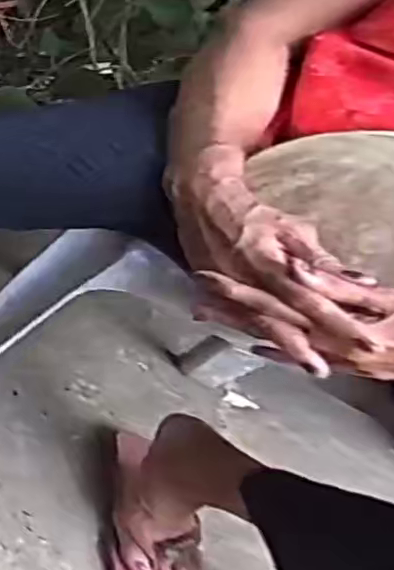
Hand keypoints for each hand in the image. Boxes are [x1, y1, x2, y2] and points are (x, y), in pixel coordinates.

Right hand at [171, 152, 392, 370]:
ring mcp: (218, 280)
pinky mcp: (204, 280)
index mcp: (263, 262)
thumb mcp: (292, 230)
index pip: (308, 298)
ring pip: (251, 317)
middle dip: (307, 342)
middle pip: (276, 316)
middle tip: (329, 369)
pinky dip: (248, 327)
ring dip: (281, 342)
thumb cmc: (251, 214)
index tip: (369, 341)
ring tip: (308, 363)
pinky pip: (229, 309)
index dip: (338, 321)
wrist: (199, 200)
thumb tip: (360, 283)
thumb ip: (320, 260)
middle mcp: (239, 276)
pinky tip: (264, 344)